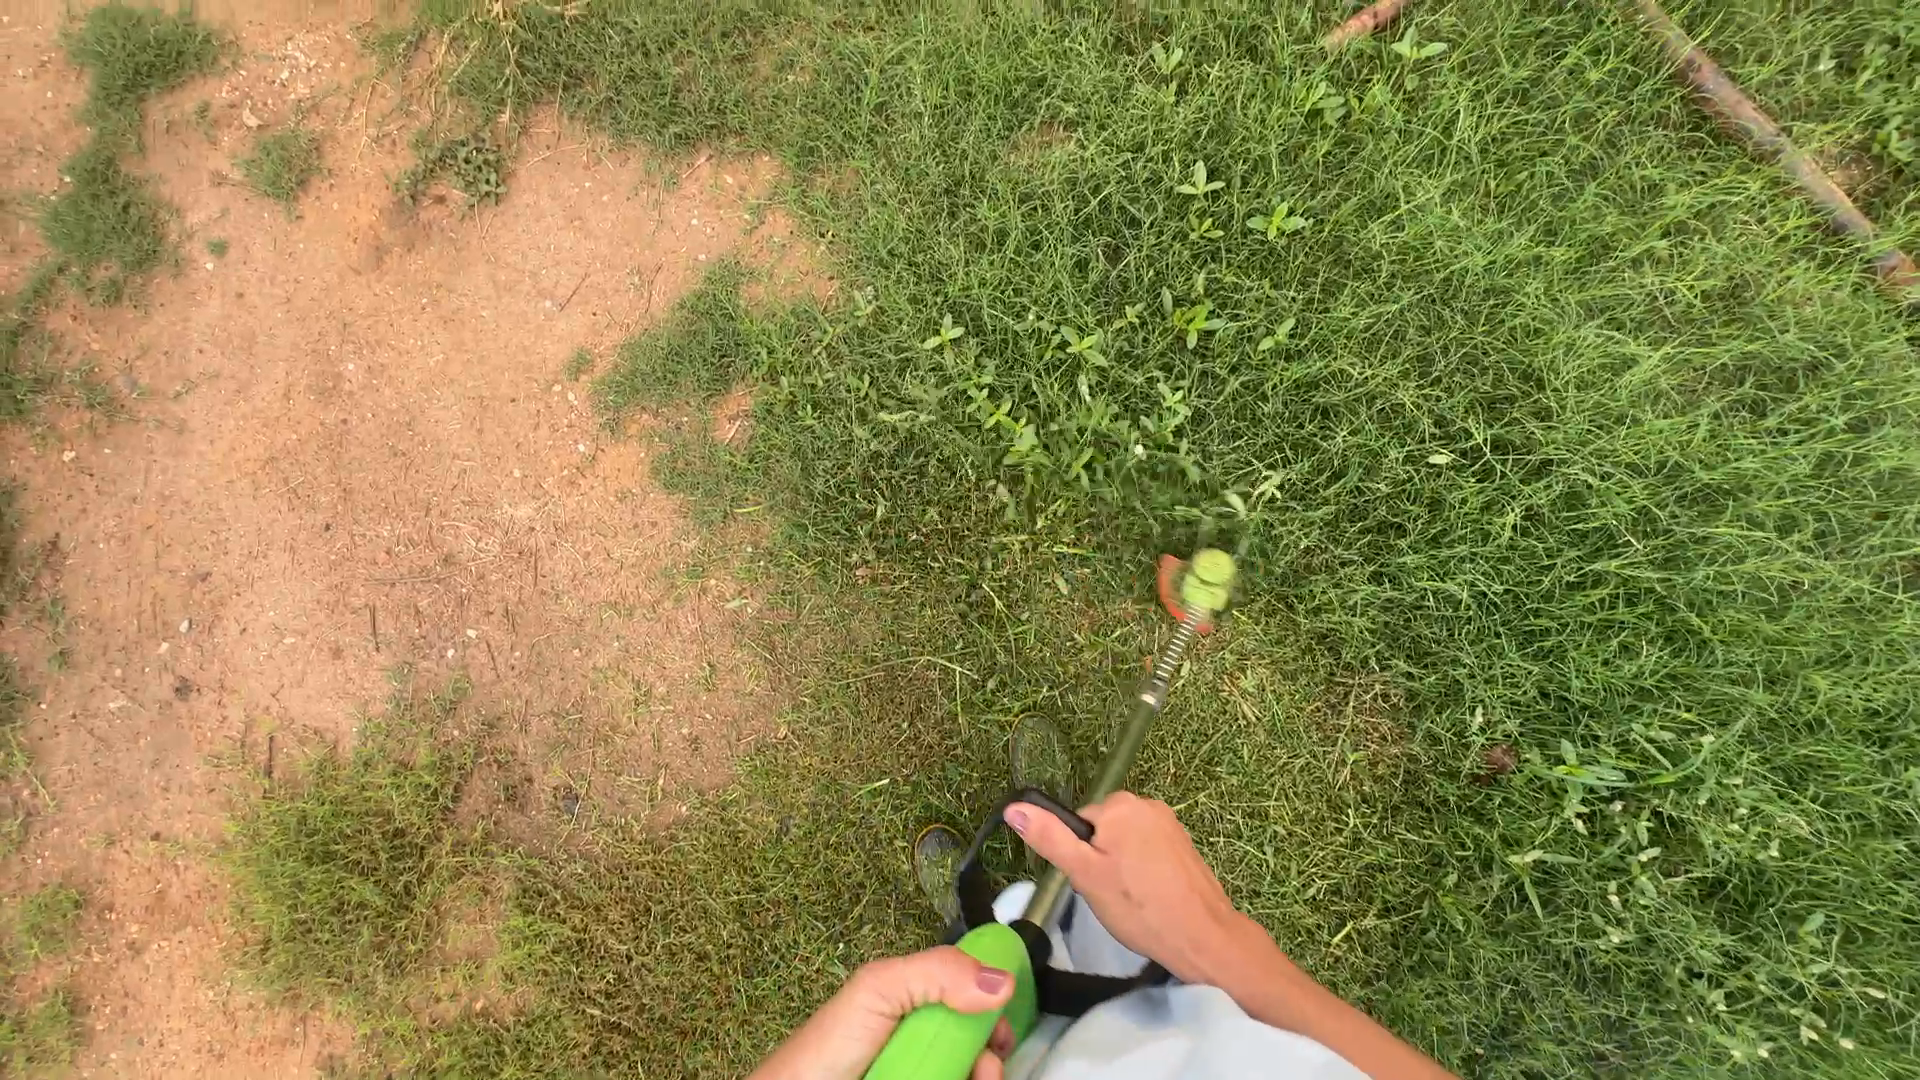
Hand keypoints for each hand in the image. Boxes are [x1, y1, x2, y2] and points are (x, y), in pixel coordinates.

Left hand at [748, 945, 1016, 1079]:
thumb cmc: (831, 1044)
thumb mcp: (881, 988)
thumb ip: (937, 973)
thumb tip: (1003, 981)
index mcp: (922, 1003)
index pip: (977, 1000)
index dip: (994, 1015)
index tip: (999, 1033)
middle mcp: (929, 1042)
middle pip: (983, 1049)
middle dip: (989, 1059)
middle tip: (982, 1068)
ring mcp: (928, 1072)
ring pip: (974, 1073)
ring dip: (980, 1077)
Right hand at [1007, 791, 1244, 981]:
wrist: (1204, 939)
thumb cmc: (1139, 907)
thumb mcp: (1085, 874)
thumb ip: (1049, 837)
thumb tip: (1013, 807)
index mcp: (1120, 804)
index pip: (1080, 825)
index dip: (1081, 857)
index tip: (1094, 883)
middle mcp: (1146, 803)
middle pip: (1102, 830)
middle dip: (1101, 861)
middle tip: (1112, 894)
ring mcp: (1169, 822)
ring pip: (1125, 842)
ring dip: (1122, 867)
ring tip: (1133, 900)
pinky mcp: (1184, 843)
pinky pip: (1148, 850)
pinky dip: (1145, 871)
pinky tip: (1152, 897)